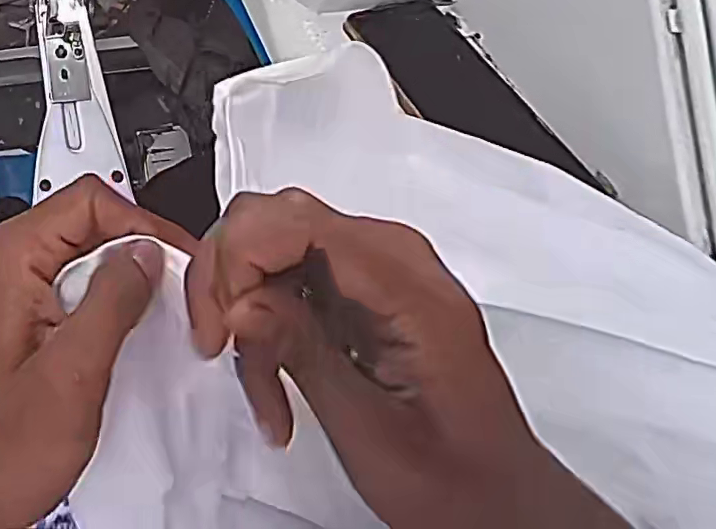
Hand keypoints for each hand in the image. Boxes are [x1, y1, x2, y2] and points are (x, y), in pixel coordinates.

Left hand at [0, 176, 198, 528]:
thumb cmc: (9, 444)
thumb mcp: (70, 373)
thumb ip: (111, 302)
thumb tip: (146, 253)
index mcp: (14, 254)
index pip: (91, 200)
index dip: (139, 224)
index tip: (172, 254)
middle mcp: (19, 253)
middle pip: (99, 213)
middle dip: (143, 242)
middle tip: (178, 276)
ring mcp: (34, 271)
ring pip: (103, 238)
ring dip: (139, 264)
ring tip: (165, 297)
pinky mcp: (49, 292)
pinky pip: (99, 266)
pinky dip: (127, 283)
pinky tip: (141, 311)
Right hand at [185, 188, 628, 528]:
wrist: (498, 497)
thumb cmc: (458, 478)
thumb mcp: (371, 432)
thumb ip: (303, 353)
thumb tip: (238, 301)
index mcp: (402, 278)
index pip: (293, 221)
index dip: (237, 259)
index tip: (220, 325)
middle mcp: (385, 250)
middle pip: (270, 218)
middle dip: (227, 277)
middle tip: (217, 342)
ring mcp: (368, 259)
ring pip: (265, 241)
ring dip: (242, 305)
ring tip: (259, 387)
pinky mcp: (352, 275)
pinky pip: (282, 268)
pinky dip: (261, 316)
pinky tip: (271, 376)